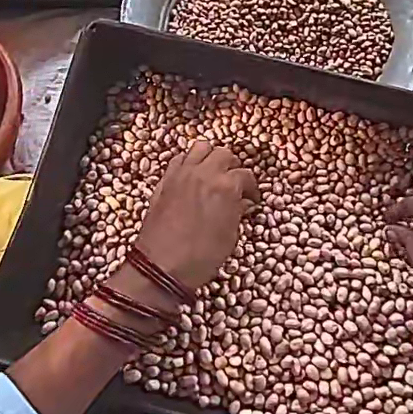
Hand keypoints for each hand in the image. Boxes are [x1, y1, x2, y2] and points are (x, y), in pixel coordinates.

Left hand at [133, 138, 257, 290]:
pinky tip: (192, 176)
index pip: (245, 175)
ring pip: (201, 148)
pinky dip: (188, 162)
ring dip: (210, 156)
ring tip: (213, 172)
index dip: (251, 187)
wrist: (161, 266)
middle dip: (233, 166)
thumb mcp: (229, 237)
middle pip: (224, 154)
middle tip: (234, 183)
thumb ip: (237, 212)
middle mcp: (203, 173)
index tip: (251, 198)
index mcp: (225, 186)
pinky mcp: (165, 180)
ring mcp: (181, 174)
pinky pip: (179, 159)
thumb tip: (242, 202)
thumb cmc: (200, 257)